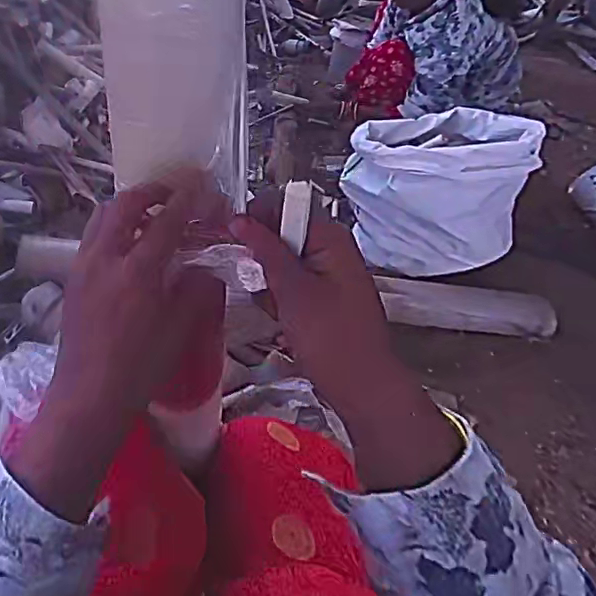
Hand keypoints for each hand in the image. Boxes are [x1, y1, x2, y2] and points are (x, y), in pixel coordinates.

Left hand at [7, 168, 224, 519]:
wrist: (87, 397)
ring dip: (127, 206)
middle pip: (124, 204)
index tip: (200, 188)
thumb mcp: (178, 331)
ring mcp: (83, 265)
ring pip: (102, 215)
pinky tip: (126, 246)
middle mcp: (105, 258)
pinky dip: (111, 226)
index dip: (185, 201)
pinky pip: (92, 236)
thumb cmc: (138, 369)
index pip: (165, 221)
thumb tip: (205, 267)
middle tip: (171, 194)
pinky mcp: (72, 277)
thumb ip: (195, 291)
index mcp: (136, 271)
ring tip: (148, 216)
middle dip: (150, 192)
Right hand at [229, 192, 393, 398]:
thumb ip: (264, 248)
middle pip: (282, 233)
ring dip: (269, 280)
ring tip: (272, 305)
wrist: (363, 390)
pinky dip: (280, 296)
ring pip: (283, 261)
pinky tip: (280, 317)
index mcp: (330, 237)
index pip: (285, 206)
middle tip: (253, 278)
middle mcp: (332, 248)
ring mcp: (329, 274)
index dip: (256, 216)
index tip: (231, 235)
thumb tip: (238, 218)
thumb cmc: (329, 336)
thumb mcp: (291, 288)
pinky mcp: (324, 297)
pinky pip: (292, 283)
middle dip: (262, 255)